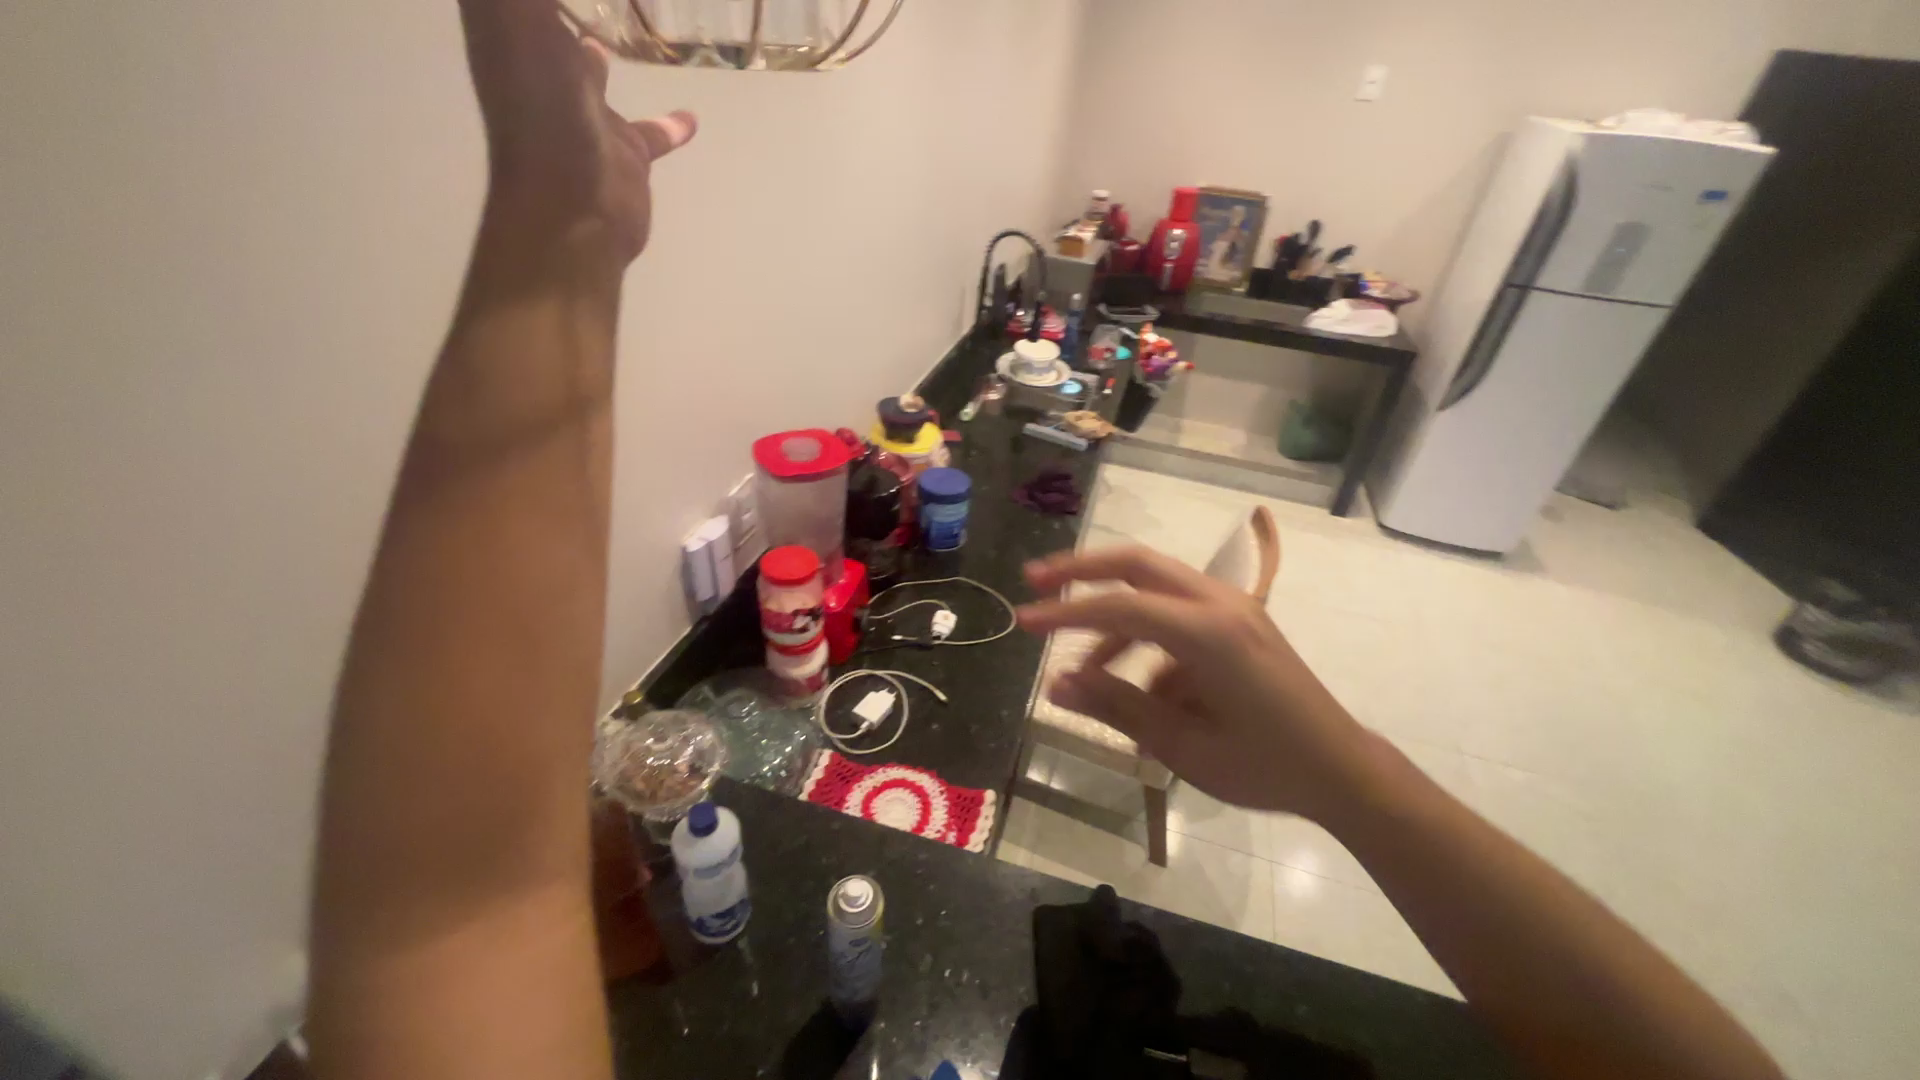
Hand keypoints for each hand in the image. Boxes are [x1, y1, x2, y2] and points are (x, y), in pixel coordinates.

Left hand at [457, 0, 696, 270]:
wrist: (574, 215)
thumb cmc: (544, 114)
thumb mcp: (521, 16)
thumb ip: (533, 0)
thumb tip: (575, 15)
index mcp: (508, 21)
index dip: (534, 1)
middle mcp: (540, 57)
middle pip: (554, 11)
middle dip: (574, 5)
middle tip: (611, 3)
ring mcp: (584, 106)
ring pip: (596, 60)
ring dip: (609, 36)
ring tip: (636, 18)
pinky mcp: (624, 148)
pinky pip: (649, 129)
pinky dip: (669, 122)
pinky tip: (690, 114)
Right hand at [1018, 547, 1372, 817]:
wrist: (1341, 770)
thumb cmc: (1264, 765)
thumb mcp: (1181, 744)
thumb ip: (1115, 706)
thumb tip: (1055, 684)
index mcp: (1209, 632)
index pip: (1120, 606)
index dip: (1065, 612)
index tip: (1022, 622)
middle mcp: (1221, 603)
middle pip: (1137, 564)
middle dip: (1082, 570)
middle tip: (1035, 581)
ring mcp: (1234, 608)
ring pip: (1156, 585)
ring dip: (1114, 615)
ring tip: (1086, 666)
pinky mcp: (1238, 623)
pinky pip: (1177, 613)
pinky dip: (1147, 637)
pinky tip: (1140, 689)